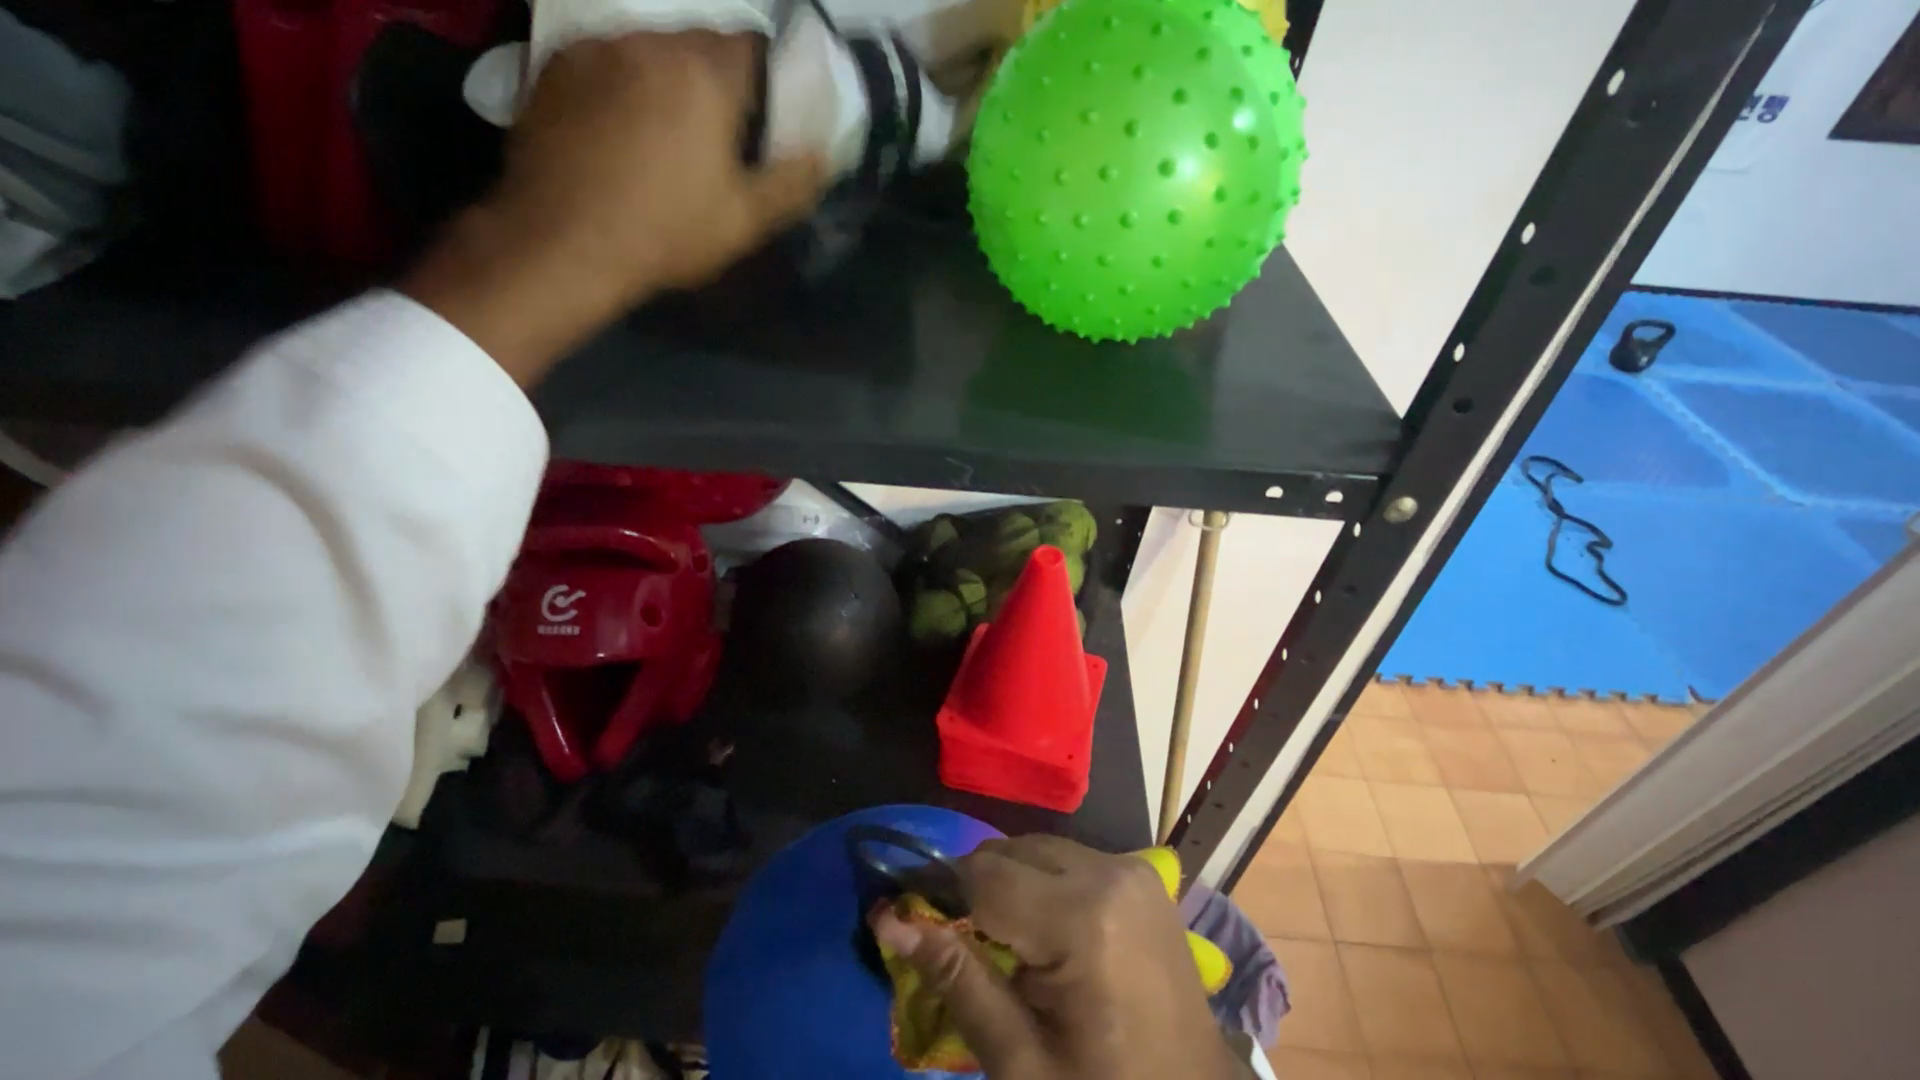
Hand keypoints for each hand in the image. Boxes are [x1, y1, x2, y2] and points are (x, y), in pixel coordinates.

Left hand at [404, 32, 825, 384]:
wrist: (559, 245)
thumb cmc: (663, 233)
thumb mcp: (744, 221)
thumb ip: (792, 182)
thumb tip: (821, 156)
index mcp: (704, 73)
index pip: (754, 47)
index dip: (766, 82)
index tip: (762, 121)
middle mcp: (650, 42)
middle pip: (699, 45)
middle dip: (714, 82)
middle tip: (714, 136)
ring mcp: (596, 49)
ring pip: (649, 51)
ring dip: (665, 81)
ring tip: (660, 135)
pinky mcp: (555, 66)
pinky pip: (605, 62)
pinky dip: (620, 85)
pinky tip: (615, 131)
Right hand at [871, 836, 1249, 1079]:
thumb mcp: (1019, 1060)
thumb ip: (956, 979)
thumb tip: (888, 920)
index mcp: (1081, 918)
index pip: (981, 876)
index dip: (935, 894)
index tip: (904, 919)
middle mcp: (1109, 872)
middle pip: (1008, 853)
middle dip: (973, 890)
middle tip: (958, 947)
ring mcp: (1131, 869)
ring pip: (1036, 850)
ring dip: (1007, 884)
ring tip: (1003, 945)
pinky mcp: (1143, 875)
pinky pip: (1069, 858)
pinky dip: (1042, 883)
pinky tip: (1043, 933)